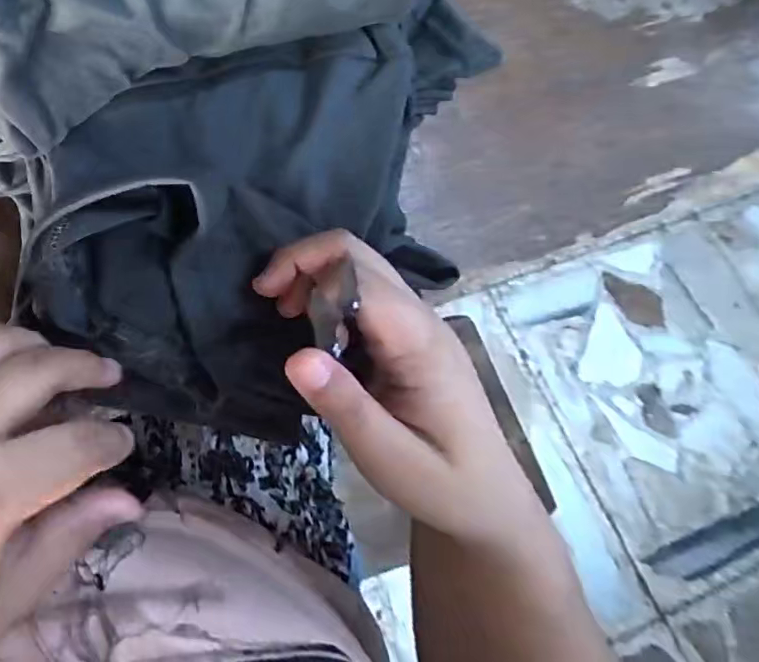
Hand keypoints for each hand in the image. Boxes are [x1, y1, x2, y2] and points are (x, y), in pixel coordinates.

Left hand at [0, 325, 142, 661]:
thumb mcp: (4, 600)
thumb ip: (68, 535)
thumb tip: (127, 499)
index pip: (72, 445)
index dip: (108, 439)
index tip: (125, 438)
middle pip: (35, 370)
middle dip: (84, 367)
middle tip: (110, 375)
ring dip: (34, 344)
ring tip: (59, 360)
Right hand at [252, 231, 557, 559]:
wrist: (492, 505)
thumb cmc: (441, 485)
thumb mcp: (387, 456)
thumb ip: (343, 404)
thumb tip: (295, 357)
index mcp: (416, 338)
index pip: (355, 270)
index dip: (305, 267)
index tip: (266, 298)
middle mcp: (419, 316)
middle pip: (355, 253)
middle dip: (303, 261)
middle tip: (270, 298)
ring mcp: (418, 321)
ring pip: (358, 265)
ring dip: (315, 274)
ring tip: (286, 313)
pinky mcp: (409, 332)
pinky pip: (364, 290)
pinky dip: (329, 293)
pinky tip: (315, 330)